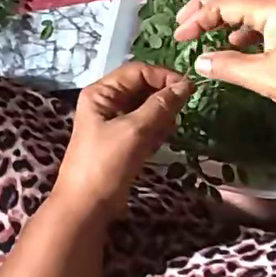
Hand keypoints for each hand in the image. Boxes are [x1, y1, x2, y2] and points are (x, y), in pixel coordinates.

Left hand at [53, 62, 192, 219]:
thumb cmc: (105, 164)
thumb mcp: (134, 131)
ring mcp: (113, 121)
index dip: (163, 76)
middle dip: (162, 98)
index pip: (137, 70)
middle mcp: (106, 102)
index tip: (188, 89)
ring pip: (146, 107)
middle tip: (178, 115)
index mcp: (101, 92)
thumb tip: (185, 85)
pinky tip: (158, 143)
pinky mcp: (122, 140)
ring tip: (164, 133)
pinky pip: (145, 125)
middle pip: (142, 87)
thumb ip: (160, 106)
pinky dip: (155, 131)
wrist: (87, 206)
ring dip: (160, 117)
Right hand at [172, 0, 275, 125]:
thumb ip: (229, 66)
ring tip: (201, 32)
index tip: (178, 36)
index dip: (197, 18)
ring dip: (222, 16)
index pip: (224, 3)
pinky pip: (261, 20)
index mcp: (274, 9)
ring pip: (248, 7)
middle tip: (181, 23)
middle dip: (205, 8)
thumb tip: (200, 61)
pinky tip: (234, 44)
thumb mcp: (267, 78)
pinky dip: (240, 28)